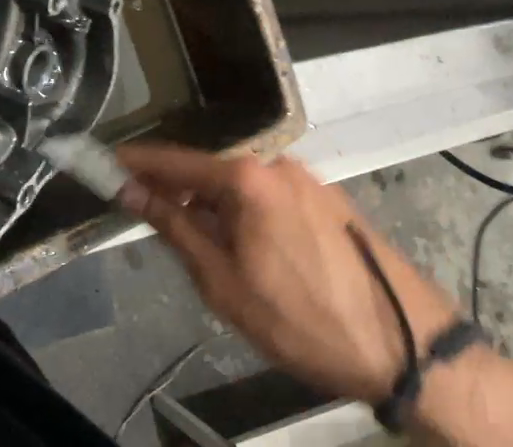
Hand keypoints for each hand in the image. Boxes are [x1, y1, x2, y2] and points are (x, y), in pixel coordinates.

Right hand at [115, 145, 459, 401]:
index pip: (171, 159)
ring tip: (197, 240)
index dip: (131, 164)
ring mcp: (309, 180)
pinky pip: (268, 194)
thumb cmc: (303, 319)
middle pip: (206, 168)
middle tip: (145, 214)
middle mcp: (276, 164)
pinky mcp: (330, 201)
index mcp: (246, 177)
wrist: (412, 353)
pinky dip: (243, 210)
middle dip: (173, 187)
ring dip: (210, 203)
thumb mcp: (222, 281)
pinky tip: (243, 245)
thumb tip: (129, 190)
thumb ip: (172, 225)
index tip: (100, 166)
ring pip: (239, 183)